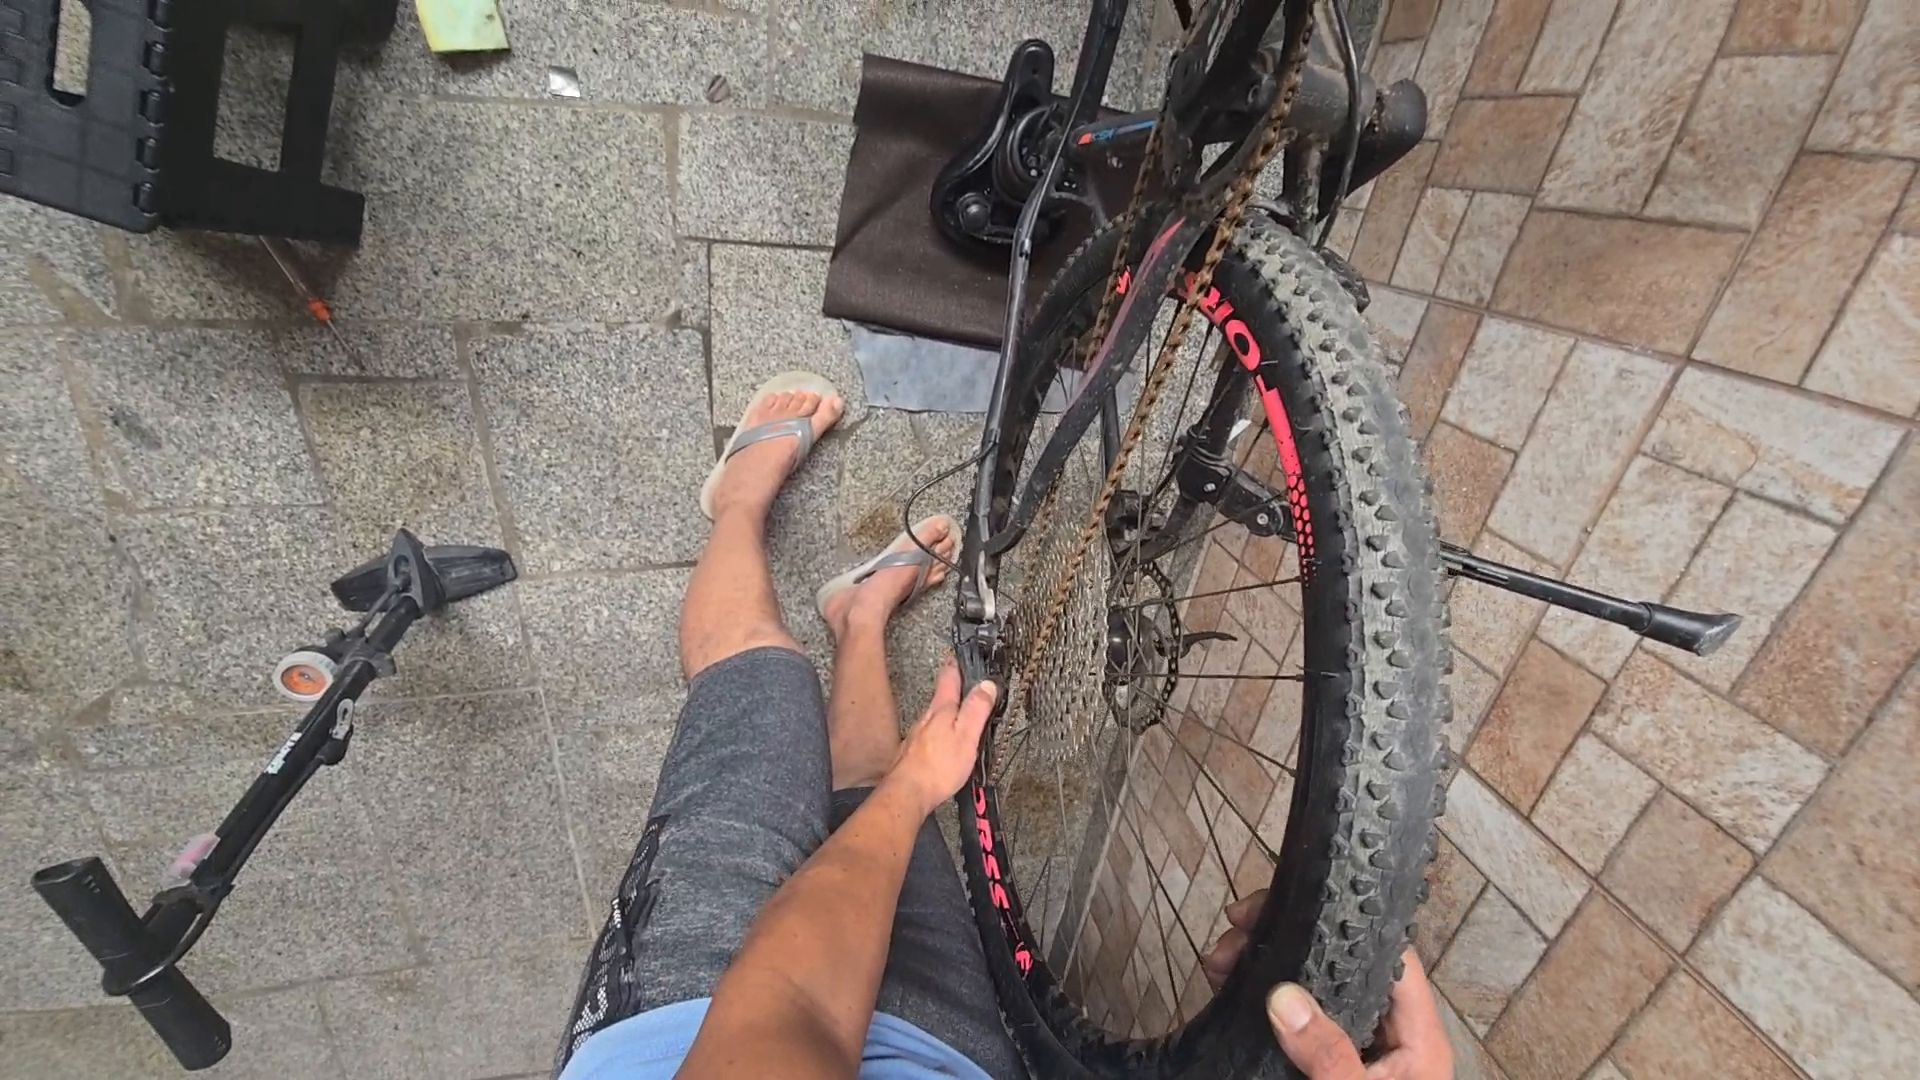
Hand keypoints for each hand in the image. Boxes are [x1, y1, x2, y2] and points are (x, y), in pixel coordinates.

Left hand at [885, 657, 997, 815]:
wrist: (908, 793)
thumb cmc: (938, 767)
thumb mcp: (966, 736)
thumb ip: (977, 709)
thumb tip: (987, 684)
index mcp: (941, 710)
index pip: (949, 679)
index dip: (955, 664)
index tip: (957, 654)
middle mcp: (926, 718)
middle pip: (940, 696)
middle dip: (950, 685)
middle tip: (957, 674)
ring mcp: (918, 735)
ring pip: (934, 715)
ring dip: (944, 708)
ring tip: (954, 705)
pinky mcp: (914, 752)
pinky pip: (929, 733)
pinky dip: (938, 729)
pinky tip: (942, 739)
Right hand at [1201, 892, 1451, 1078]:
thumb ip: (1328, 1058)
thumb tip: (1281, 994)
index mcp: (1413, 1034)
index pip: (1386, 952)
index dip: (1338, 919)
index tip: (1278, 911)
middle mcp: (1382, 1025)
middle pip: (1336, 955)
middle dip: (1279, 935)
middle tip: (1231, 930)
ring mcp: (1349, 1037)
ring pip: (1306, 974)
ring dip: (1259, 957)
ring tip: (1217, 960)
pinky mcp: (1321, 1051)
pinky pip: (1289, 1004)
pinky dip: (1256, 985)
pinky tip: (1226, 981)